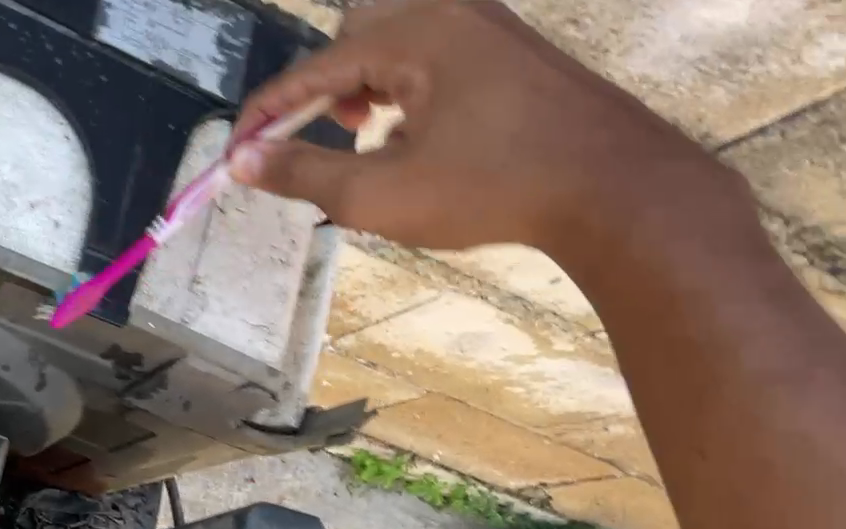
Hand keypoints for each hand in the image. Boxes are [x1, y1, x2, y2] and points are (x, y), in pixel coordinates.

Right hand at [227, 0, 748, 256]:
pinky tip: (408, 136)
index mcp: (413, 35)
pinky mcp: (506, 51)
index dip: (264, 115)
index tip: (234, 155)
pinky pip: (428, 56)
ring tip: (360, 140)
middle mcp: (449, 12)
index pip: (311, 69)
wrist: (611, 185)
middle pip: (352, 37)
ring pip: (391, 45)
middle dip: (316, 92)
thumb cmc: (486, 188)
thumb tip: (242, 160)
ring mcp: (485, 27)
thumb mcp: (373, 194)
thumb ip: (300, 172)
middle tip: (311, 142)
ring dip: (357, 92)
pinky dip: (398, 91)